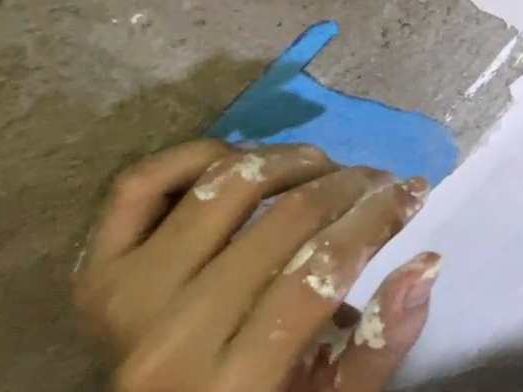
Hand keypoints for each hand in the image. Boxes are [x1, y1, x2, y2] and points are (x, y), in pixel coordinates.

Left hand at [73, 139, 439, 391]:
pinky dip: (199, 155)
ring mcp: (123, 299)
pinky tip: (245, 164)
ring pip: (222, 186)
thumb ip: (381, 345)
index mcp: (232, 384)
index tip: (414, 193)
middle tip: (380, 179)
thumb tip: (427, 262)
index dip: (377, 220)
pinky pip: (142, 182)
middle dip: (349, 186)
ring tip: (324, 168)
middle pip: (281, 222)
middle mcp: (168, 338)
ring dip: (288, 161)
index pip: (318, 273)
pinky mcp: (95, 272)